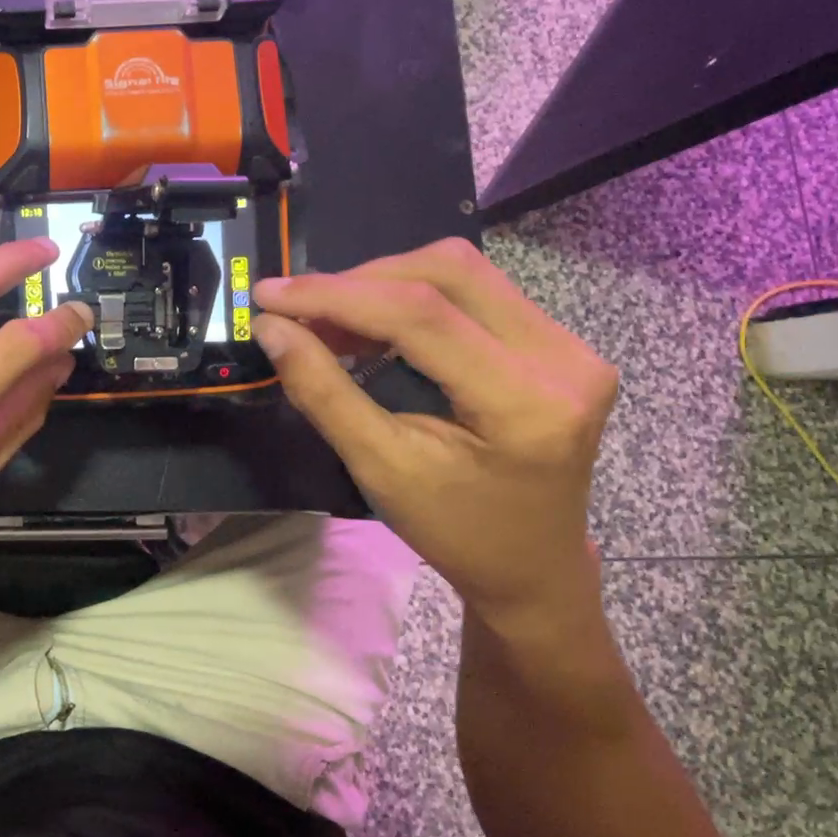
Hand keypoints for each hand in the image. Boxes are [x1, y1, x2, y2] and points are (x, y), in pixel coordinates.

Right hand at [251, 238, 618, 629]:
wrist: (533, 565)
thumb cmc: (456, 530)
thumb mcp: (379, 468)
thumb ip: (324, 391)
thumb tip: (270, 328)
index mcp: (526, 403)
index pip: (422, 315)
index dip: (336, 294)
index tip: (269, 294)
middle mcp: (563, 358)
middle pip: (448, 272)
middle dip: (359, 281)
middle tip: (300, 311)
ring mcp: (569, 344)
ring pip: (460, 271)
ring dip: (382, 284)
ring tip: (329, 321)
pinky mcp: (557, 341)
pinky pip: (473, 290)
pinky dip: (408, 297)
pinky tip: (370, 326)